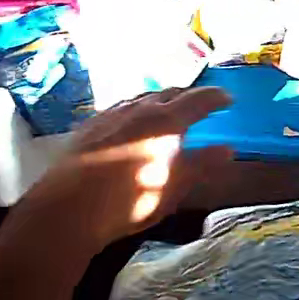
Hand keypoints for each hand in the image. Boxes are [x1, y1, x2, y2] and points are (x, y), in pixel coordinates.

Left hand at [11, 87, 234, 257]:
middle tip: (199, 104)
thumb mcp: (175, 187)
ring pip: (142, 98)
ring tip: (166, 110)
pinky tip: (131, 123)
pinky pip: (120, 109)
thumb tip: (227, 149)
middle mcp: (140, 109)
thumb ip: (202, 164)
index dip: (215, 97)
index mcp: (167, 121)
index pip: (198, 100)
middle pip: (169, 93)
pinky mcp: (90, 125)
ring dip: (159, 101)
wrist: (71, 206)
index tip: (227, 98)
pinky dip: (135, 111)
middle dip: (187, 96)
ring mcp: (112, 114)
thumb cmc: (132, 199)